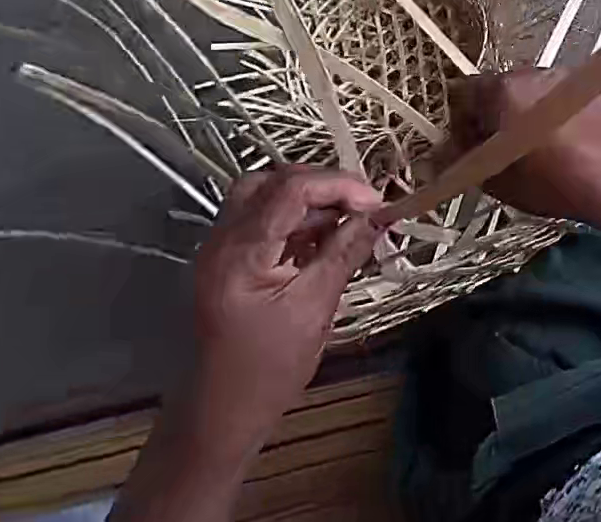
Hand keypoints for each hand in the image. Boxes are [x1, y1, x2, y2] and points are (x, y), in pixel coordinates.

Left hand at [186, 166, 380, 453]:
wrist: (218, 420)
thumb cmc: (266, 370)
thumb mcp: (315, 307)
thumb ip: (346, 251)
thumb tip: (382, 214)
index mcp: (240, 253)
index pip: (292, 189)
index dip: (340, 186)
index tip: (377, 206)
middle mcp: (223, 241)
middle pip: (274, 182)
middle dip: (324, 185)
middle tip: (362, 205)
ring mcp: (224, 250)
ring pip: (269, 196)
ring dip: (314, 201)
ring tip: (350, 221)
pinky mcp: (232, 261)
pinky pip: (268, 220)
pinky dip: (302, 219)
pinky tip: (329, 239)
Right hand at [447, 69, 600, 227]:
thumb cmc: (554, 179)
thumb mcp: (498, 179)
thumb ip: (463, 163)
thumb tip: (441, 157)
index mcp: (502, 88)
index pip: (462, 95)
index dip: (460, 125)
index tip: (467, 151)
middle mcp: (530, 72)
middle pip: (495, 89)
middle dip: (489, 117)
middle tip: (495, 153)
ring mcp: (560, 75)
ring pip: (524, 92)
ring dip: (518, 113)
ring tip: (528, 148)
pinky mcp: (583, 86)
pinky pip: (550, 94)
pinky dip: (544, 111)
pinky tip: (555, 140)